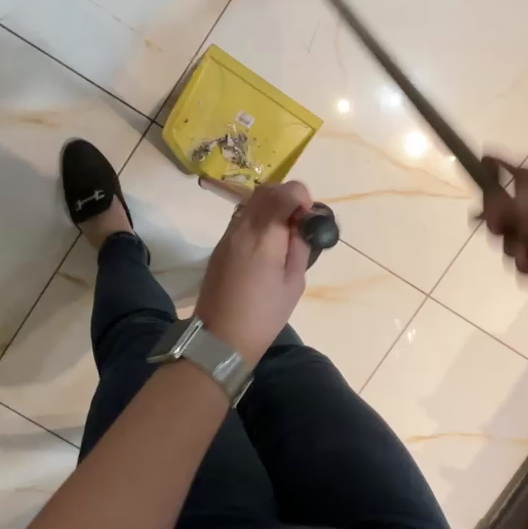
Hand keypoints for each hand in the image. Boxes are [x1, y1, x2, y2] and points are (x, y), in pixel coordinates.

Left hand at [194, 180, 313, 362]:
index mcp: (263, 238)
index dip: (301, 196)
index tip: (308, 217)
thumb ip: (299, 247)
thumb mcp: (294, 283)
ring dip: (272, 205)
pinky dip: (259, 218)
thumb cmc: (264, 316)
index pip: (284, 194)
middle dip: (288, 196)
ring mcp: (228, 234)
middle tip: (299, 221)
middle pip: (266, 190)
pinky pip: (242, 217)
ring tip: (284, 232)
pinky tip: (267, 242)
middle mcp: (242, 228)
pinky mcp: (220, 244)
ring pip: (252, 201)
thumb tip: (301, 224)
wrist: (220, 338)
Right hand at [479, 157, 527, 272]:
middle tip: (504, 232)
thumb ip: (496, 205)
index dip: (484, 177)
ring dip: (514, 249)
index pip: (499, 167)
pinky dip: (527, 263)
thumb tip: (482, 210)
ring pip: (511, 237)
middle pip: (500, 209)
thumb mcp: (523, 207)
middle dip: (499, 227)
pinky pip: (526, 256)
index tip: (479, 196)